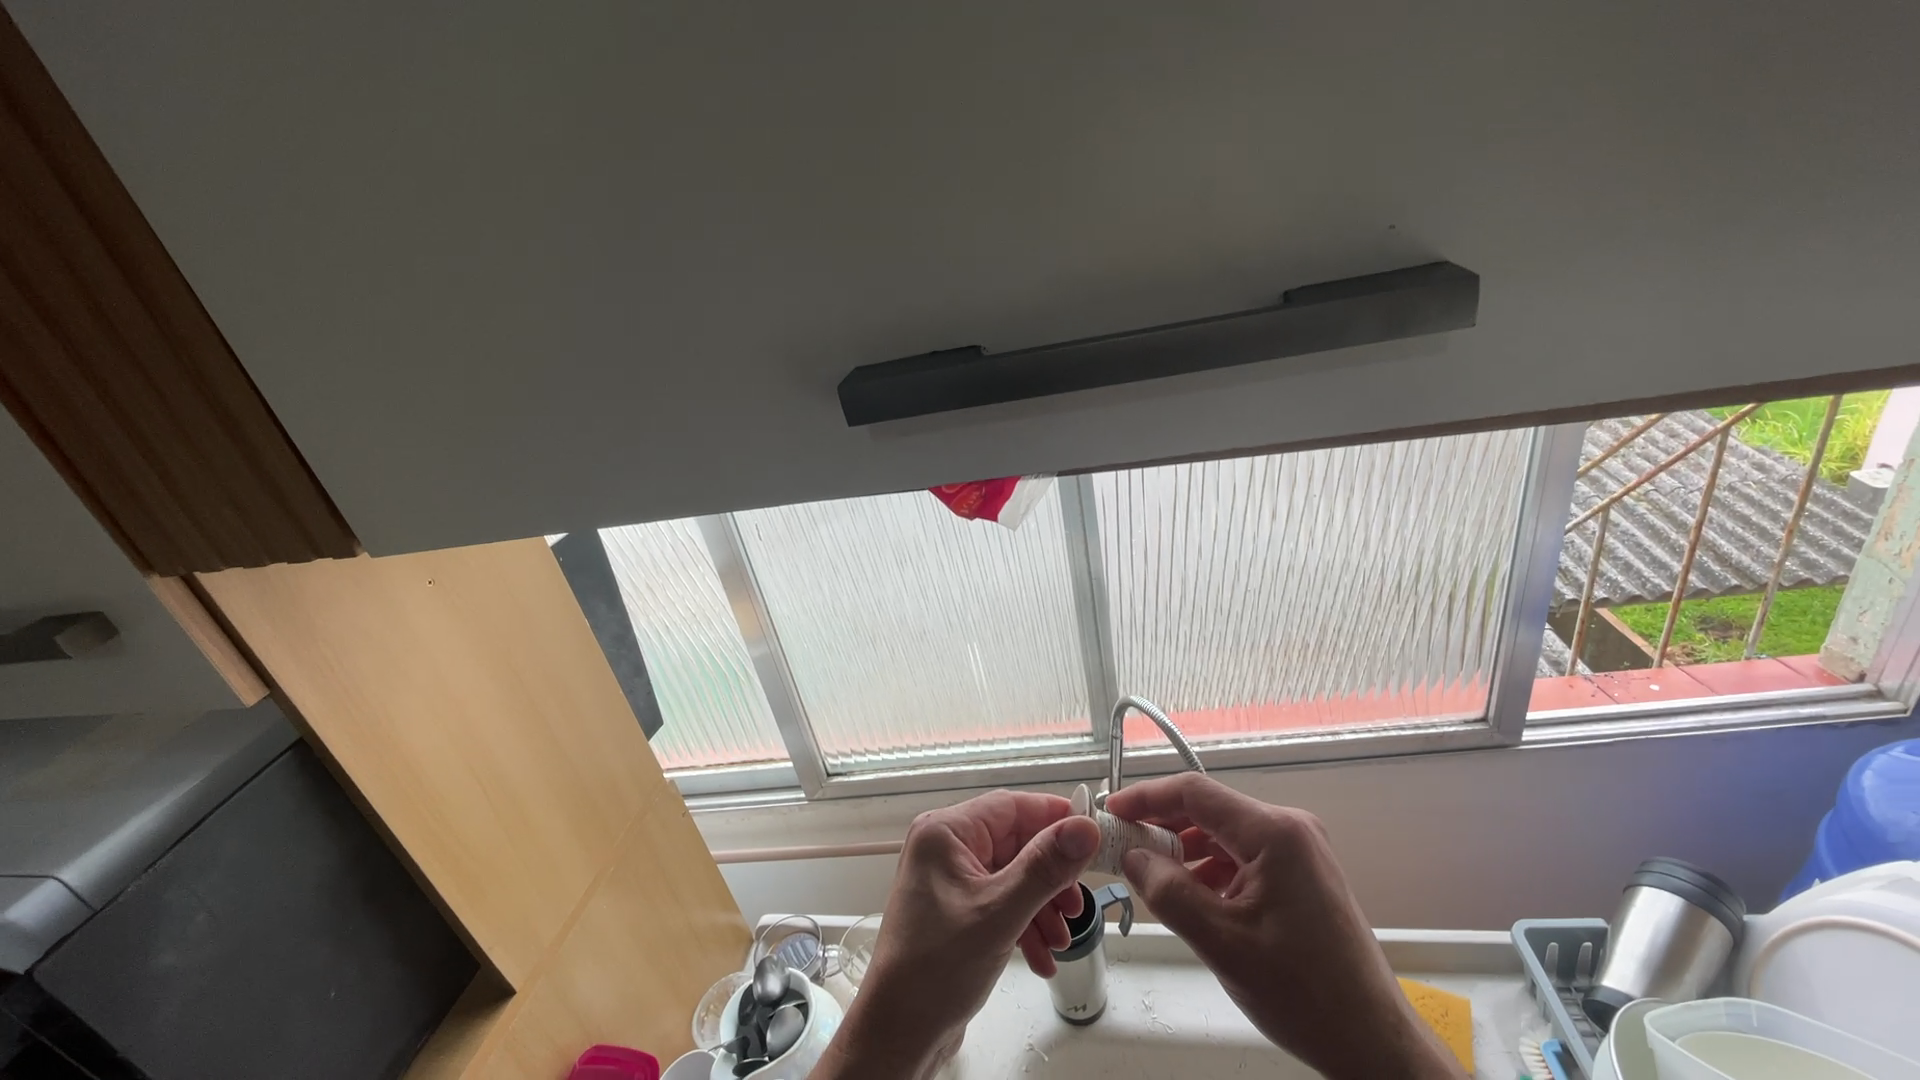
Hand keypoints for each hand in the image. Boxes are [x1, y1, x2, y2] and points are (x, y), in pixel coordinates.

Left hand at [814, 790, 1099, 1079]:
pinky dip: (1026, 924)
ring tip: (1060, 940)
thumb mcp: (999, 913)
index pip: (1011, 806)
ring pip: (1015, 875)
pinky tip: (1043, 957)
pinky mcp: (958, 908)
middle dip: (1051, 877)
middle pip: (1017, 842)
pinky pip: (1003, 901)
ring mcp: (951, 879)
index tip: (1091, 836)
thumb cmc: (934, 969)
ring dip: (1042, 906)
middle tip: (1075, 906)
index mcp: (945, 832)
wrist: (899, 1032)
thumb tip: (1084, 828)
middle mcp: (945, 847)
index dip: (1054, 818)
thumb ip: (1045, 867)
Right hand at [1107, 773, 1463, 1079]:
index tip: (1109, 812)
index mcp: (1275, 833)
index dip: (1145, 797)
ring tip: (1151, 879)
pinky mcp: (1303, 875)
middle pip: (1209, 810)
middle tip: (1122, 848)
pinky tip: (1192, 898)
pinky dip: (1210, 869)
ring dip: (1185, 851)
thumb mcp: (1220, 942)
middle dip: (1162, 826)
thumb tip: (1132, 856)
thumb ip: (1167, 891)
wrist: (1372, 1041)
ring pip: (1224, 834)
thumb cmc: (1302, 993)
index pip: (1194, 792)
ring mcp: (1301, 851)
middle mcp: (1291, 829)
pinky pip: (1244, 856)